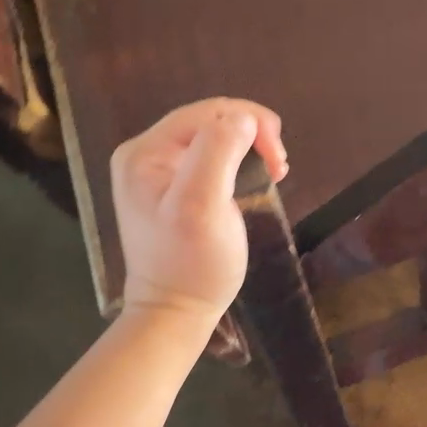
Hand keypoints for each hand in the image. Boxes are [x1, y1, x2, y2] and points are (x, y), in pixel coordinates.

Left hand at [110, 99, 289, 324]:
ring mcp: (157, 172)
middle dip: (252, 133)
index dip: (250, 122)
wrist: (175, 314)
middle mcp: (145, 154)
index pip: (206, 112)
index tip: (280, 159)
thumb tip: (243, 118)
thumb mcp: (202, 206)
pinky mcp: (172, 190)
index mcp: (145, 151)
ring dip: (249, 147)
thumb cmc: (192, 266)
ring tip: (274, 171)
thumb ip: (217, 153)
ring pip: (213, 138)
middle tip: (281, 165)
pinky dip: (239, 163)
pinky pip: (210, 159)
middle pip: (209, 121)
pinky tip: (256, 178)